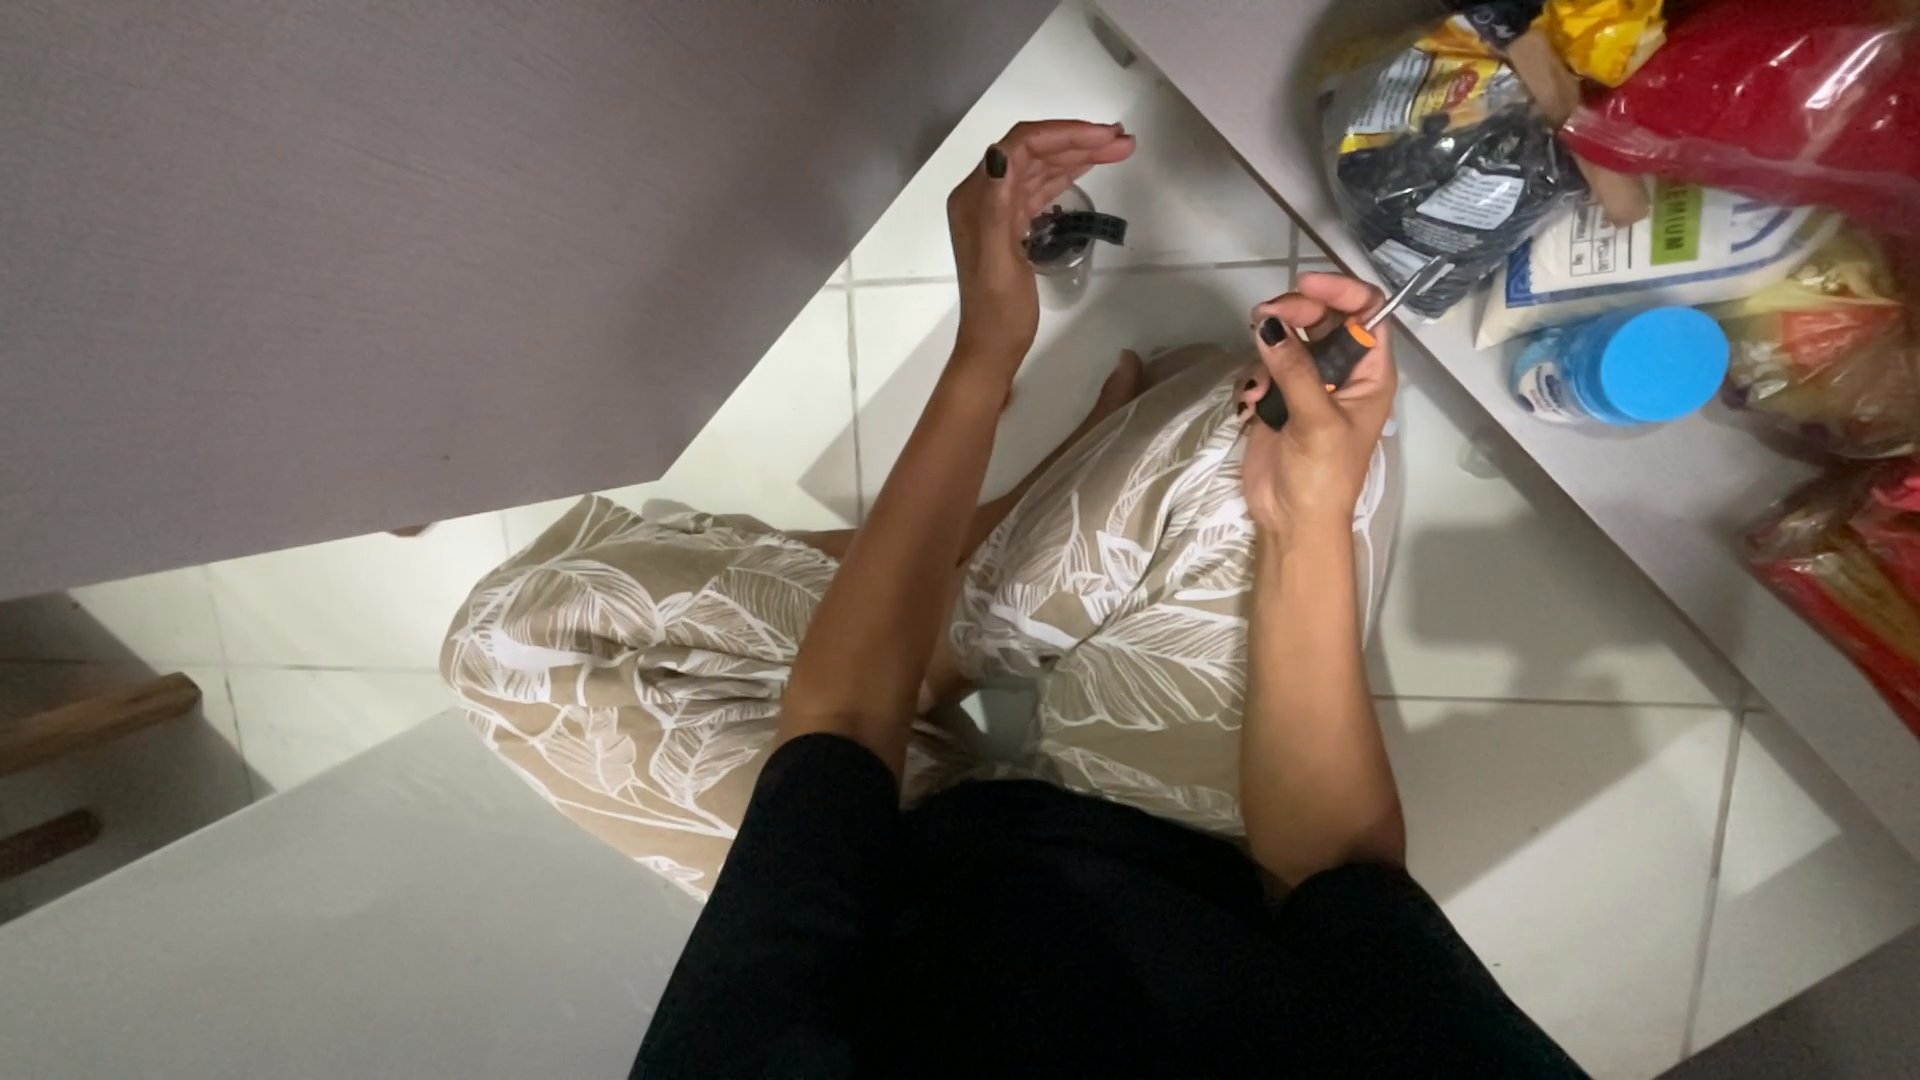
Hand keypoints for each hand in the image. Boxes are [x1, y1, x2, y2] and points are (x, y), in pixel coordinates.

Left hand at [946, 120, 1134, 379]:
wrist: (994, 349)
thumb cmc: (998, 313)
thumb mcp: (999, 261)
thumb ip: (997, 208)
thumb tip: (1000, 157)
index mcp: (975, 199)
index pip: (1019, 147)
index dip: (1062, 135)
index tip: (1103, 137)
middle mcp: (983, 197)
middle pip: (1033, 152)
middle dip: (1076, 140)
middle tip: (1122, 140)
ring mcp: (999, 212)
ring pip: (1040, 169)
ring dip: (1077, 154)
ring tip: (1119, 148)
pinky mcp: (1013, 227)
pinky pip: (1041, 190)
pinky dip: (1067, 175)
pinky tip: (1091, 167)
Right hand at [1236, 272, 1397, 542]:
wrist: (1293, 519)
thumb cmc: (1323, 475)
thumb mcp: (1317, 420)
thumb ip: (1295, 370)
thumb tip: (1267, 325)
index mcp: (1369, 373)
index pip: (1365, 312)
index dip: (1340, 291)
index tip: (1304, 285)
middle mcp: (1340, 372)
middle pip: (1321, 318)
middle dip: (1293, 314)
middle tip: (1263, 318)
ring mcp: (1305, 385)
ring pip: (1286, 341)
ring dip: (1265, 353)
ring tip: (1255, 385)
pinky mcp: (1275, 401)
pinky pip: (1261, 370)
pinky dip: (1251, 380)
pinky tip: (1248, 405)